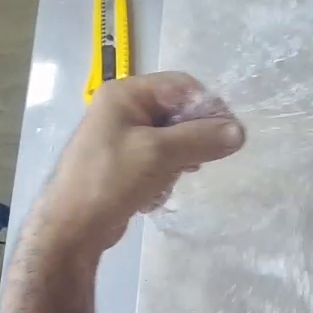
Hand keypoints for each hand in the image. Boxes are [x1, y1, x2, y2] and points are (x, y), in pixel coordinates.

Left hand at [35, 72, 244, 253]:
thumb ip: (201, 139)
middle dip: (191, 138)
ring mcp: (120, 136)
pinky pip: (157, 159)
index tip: (227, 135)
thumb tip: (240, 132)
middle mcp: (122, 108)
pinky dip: (164, 174)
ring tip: (172, 178)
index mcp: (125, 93)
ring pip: (170, 138)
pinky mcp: (123, 162)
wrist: (71, 227)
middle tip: (199, 162)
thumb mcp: (160, 154)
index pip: (181, 86)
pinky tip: (156, 192)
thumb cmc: (111, 180)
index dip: (207, 107)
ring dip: (178, 159)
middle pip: (177, 112)